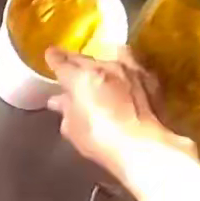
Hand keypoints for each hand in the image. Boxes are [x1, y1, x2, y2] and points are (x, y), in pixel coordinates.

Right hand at [44, 47, 198, 183]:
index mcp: (81, 78)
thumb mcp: (73, 129)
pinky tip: (123, 80)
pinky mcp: (149, 79)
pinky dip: (123, 72)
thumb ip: (66, 110)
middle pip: (85, 58)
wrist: (142, 146)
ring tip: (99, 67)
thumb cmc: (100, 140)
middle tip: (68, 62)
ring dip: (102, 62)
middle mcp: (106, 67)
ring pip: (112, 57)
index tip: (49, 54)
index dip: (54, 59)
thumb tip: (60, 101)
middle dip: (74, 60)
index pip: (62, 63)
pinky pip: (131, 68)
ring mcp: (130, 70)